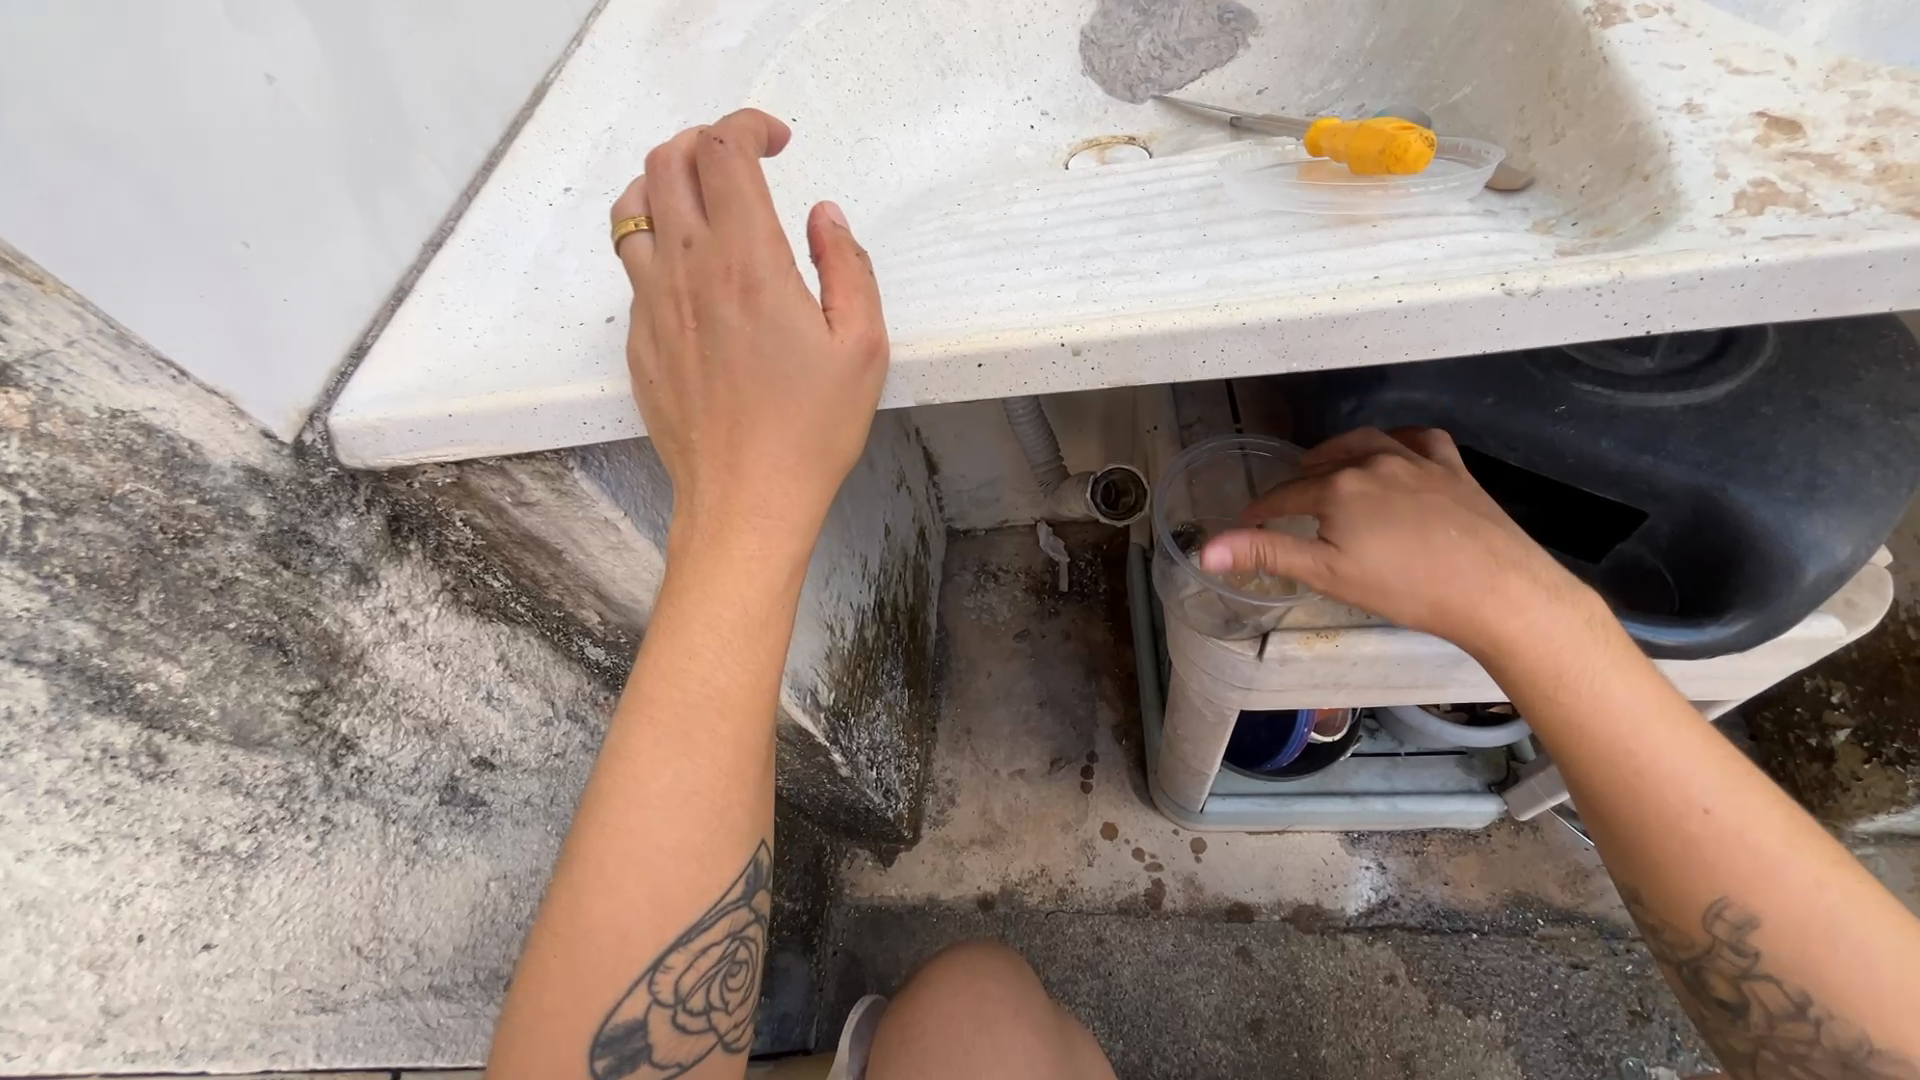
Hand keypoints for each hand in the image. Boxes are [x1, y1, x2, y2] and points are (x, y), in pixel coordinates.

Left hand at [611, 109, 887, 555]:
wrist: (746, 500)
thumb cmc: (811, 431)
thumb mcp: (863, 347)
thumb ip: (848, 266)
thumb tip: (823, 216)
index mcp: (748, 262)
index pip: (724, 151)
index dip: (747, 126)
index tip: (777, 140)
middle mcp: (688, 270)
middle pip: (666, 162)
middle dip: (704, 142)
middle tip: (742, 163)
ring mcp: (653, 305)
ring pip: (632, 206)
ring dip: (667, 184)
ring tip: (703, 203)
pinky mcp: (640, 341)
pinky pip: (634, 266)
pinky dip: (658, 243)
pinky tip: (695, 276)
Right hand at [1198, 427, 1601, 657]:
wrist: (1498, 590)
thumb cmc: (1405, 587)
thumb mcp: (1325, 573)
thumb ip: (1263, 553)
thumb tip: (1204, 549)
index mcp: (1336, 487)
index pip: (1284, 497)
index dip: (1260, 512)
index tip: (1247, 524)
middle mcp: (1372, 462)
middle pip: (1321, 465)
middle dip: (1296, 481)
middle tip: (1285, 503)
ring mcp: (1417, 461)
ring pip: (1365, 442)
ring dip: (1338, 451)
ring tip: (1325, 466)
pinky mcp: (1454, 469)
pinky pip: (1420, 440)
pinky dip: (1398, 441)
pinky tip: (1393, 451)